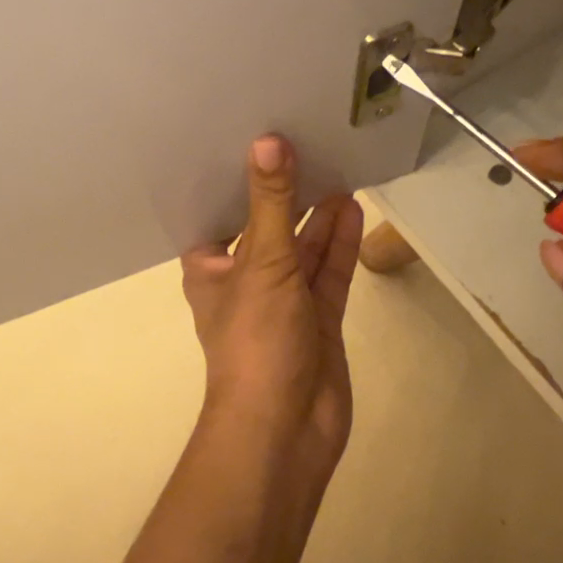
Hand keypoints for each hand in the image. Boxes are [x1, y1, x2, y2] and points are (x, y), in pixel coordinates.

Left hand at [181, 134, 362, 457]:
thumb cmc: (256, 340)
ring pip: (302, 247)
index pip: (217, 210)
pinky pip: (329, 272)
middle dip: (283, 191)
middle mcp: (243, 278)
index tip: (250, 132)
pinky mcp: (318, 318)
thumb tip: (268, 141)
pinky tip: (352, 207)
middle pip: (265, 224)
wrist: (286, 430)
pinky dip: (340, 243)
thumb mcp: (262, 262)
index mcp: (209, 267)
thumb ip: (270, 202)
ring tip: (335, 164)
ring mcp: (283, 299)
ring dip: (317, 213)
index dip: (233, 177)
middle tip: (304, 138)